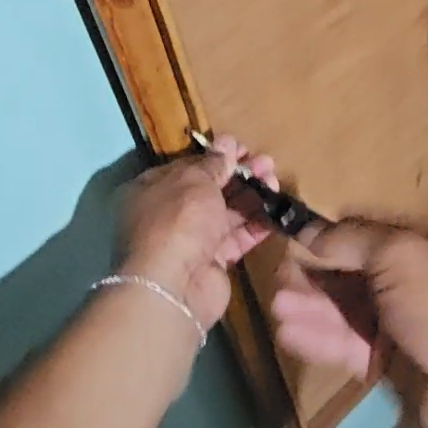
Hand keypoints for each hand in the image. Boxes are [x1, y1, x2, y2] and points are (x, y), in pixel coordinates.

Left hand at [116, 135, 274, 328]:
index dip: (217, 156)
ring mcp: (189, 240)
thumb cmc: (179, 219)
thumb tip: (226, 143)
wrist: (176, 284)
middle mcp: (167, 214)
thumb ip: (213, 163)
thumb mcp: (195, 180)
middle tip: (267, 164)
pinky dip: (254, 226)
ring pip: (224, 213)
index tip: (243, 148)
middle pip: (209, 189)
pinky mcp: (211, 263)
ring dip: (251, 197)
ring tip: (276, 183)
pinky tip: (275, 213)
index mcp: (151, 189)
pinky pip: (235, 239)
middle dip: (239, 175)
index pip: (188, 167)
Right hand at [270, 221, 427, 427]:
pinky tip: (290, 335)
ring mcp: (402, 326)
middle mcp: (414, 282)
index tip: (293, 242)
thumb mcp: (398, 254)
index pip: (368, 235)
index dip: (331, 238)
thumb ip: (350, 241)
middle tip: (278, 281)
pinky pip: (349, 346)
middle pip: (354, 274)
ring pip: (348, 311)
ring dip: (312, 308)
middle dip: (315, 276)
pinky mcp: (391, 366)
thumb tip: (308, 232)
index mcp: (425, 247)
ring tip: (277, 309)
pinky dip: (320, 339)